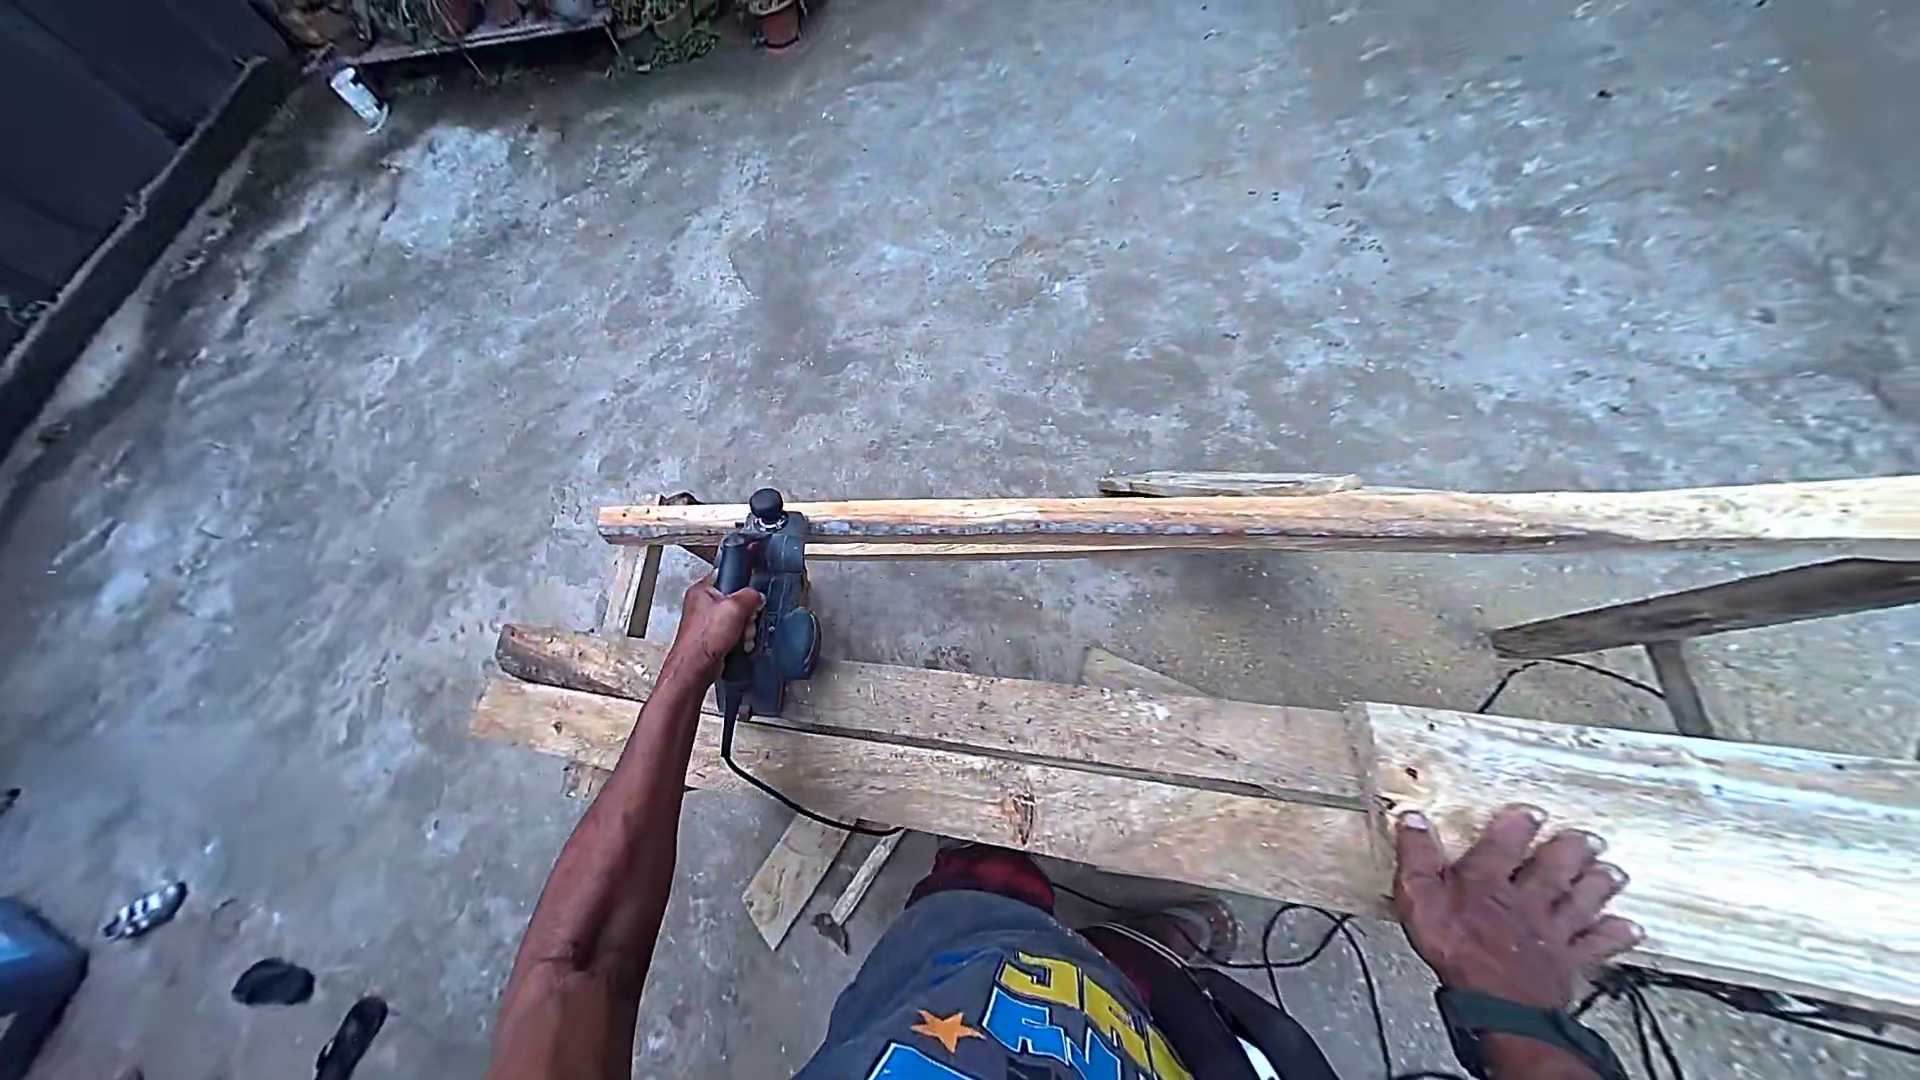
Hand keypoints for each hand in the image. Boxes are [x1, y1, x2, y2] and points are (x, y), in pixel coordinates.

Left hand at [661, 577, 762, 684]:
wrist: (696, 668)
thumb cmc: (704, 639)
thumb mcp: (735, 607)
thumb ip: (751, 595)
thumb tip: (758, 596)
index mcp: (702, 590)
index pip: (727, 575)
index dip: (742, 583)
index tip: (750, 591)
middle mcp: (703, 605)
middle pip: (737, 600)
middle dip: (747, 613)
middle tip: (746, 618)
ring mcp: (708, 622)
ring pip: (739, 618)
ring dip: (746, 628)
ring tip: (742, 635)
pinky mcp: (714, 638)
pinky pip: (736, 633)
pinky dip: (741, 639)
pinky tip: (740, 644)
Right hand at [1394, 804, 1641, 1008]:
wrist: (1493, 1001)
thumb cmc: (1451, 943)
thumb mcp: (1417, 892)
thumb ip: (1416, 853)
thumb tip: (1414, 816)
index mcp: (1486, 880)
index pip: (1503, 844)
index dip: (1517, 825)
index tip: (1533, 811)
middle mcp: (1523, 899)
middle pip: (1551, 871)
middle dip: (1570, 852)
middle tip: (1590, 837)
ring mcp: (1550, 931)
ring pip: (1578, 902)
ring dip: (1597, 885)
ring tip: (1614, 870)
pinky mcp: (1567, 961)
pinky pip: (1595, 945)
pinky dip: (1614, 935)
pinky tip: (1630, 927)